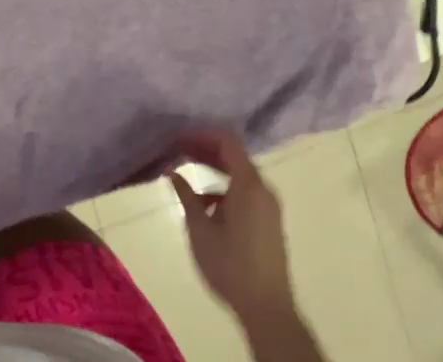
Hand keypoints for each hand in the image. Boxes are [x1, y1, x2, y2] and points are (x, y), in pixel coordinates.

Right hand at [167, 131, 294, 322]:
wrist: (267, 307)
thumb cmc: (230, 265)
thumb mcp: (200, 229)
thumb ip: (187, 196)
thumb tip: (173, 172)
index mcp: (249, 184)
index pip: (227, 141)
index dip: (202, 135)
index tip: (178, 139)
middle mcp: (263, 188)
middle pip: (234, 155)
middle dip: (205, 149)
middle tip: (177, 150)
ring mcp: (269, 205)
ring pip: (240, 173)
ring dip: (214, 168)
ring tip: (187, 172)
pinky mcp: (269, 220)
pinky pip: (246, 191)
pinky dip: (225, 187)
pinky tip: (204, 202)